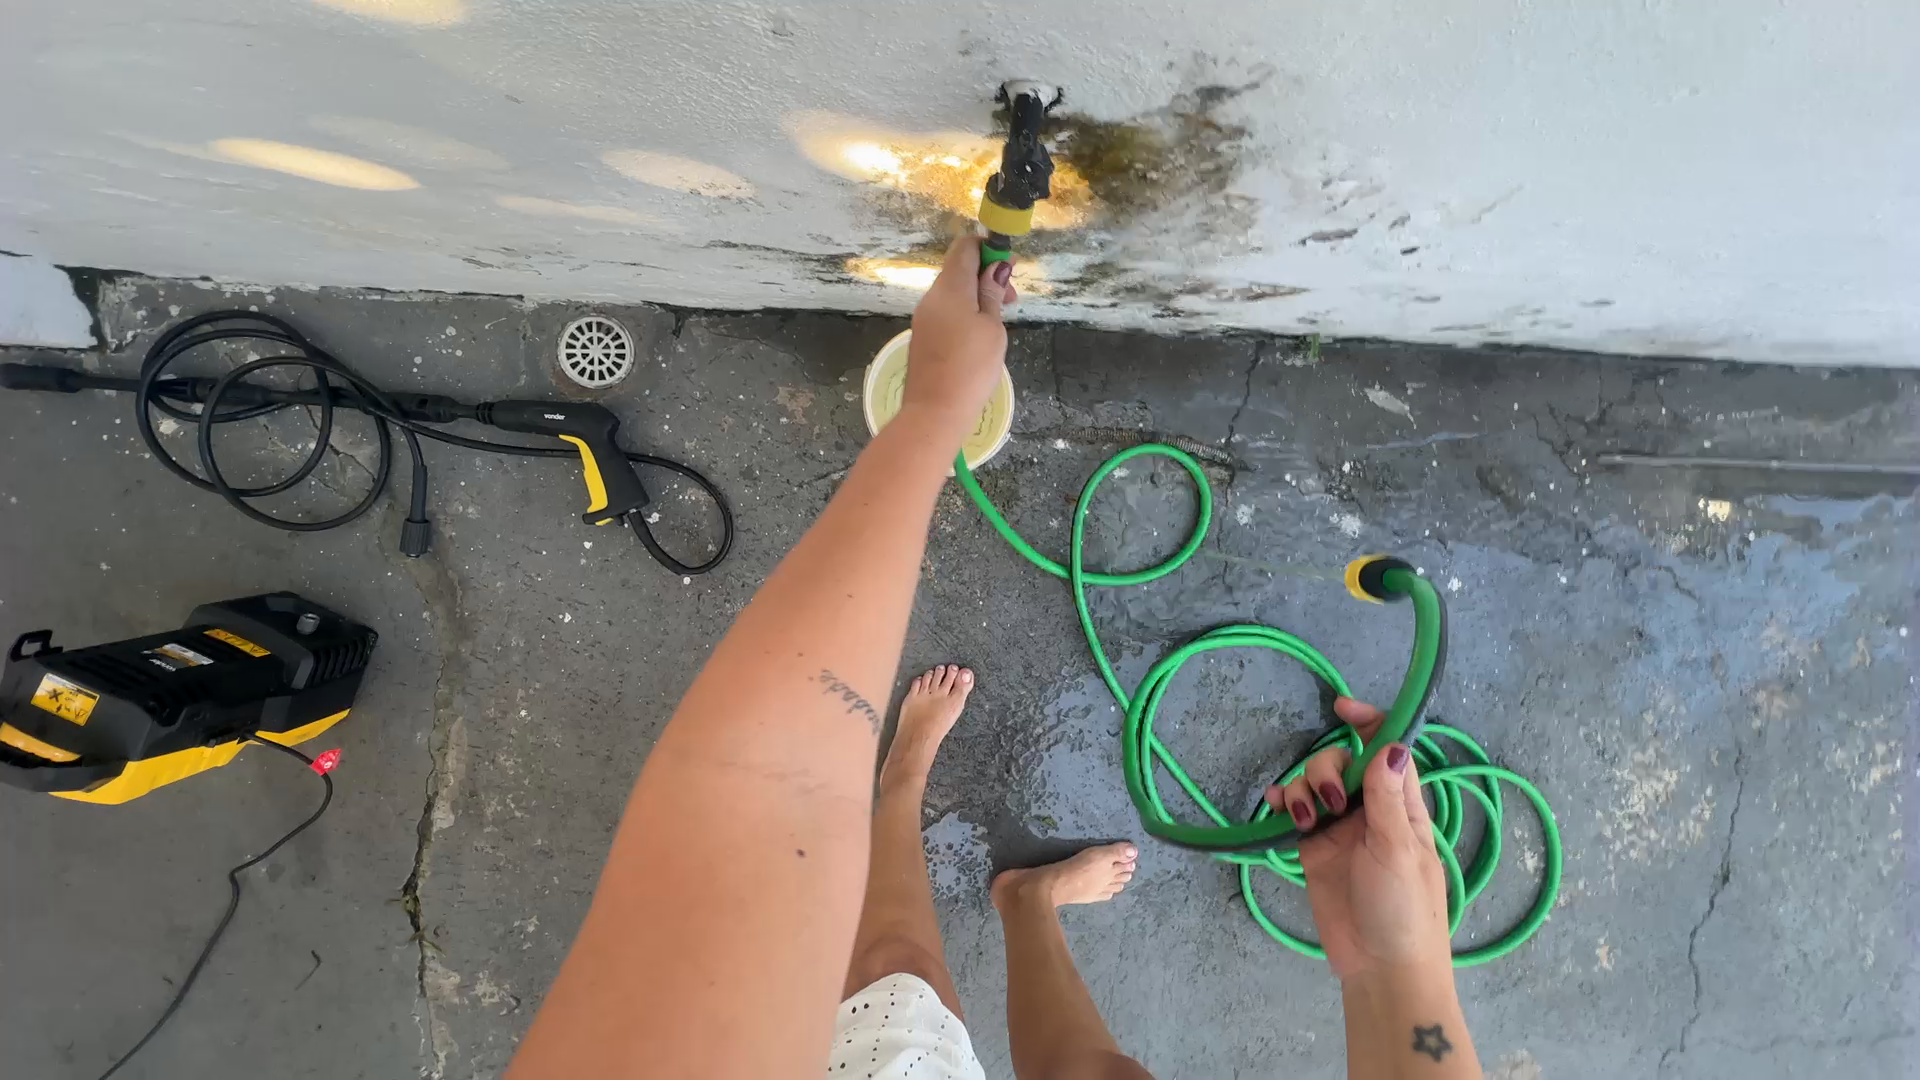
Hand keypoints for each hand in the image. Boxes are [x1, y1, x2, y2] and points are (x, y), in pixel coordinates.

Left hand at [901, 235, 1015, 441]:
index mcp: (950, 287)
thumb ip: (992, 295)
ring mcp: (923, 318)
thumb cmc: (972, 368)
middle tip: (1010, 302)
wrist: (936, 411)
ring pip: (953, 294)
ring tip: (997, 325)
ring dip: (977, 299)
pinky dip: (964, 315)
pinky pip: (945, 314)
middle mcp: (931, 297)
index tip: (1009, 268)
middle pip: (959, 270)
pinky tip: (978, 339)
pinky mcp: (922, 338)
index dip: (989, 249)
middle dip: (987, 277)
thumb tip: (995, 268)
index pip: (965, 247)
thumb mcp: (992, 328)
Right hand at [1265, 698, 1450, 981]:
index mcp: (1402, 807)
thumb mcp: (1398, 851)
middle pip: (1342, 762)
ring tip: (1304, 819)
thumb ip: (1387, 798)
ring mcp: (1339, 826)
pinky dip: (1282, 800)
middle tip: (1330, 803)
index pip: (1388, 751)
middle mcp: (1370, 809)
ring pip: (1313, 782)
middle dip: (1327, 770)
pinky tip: (1276, 807)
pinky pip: (1292, 808)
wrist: (1378, 966)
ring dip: (1303, 789)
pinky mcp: (1312, 844)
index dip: (1370, 723)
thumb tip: (1392, 744)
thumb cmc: (1405, 909)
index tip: (1342, 706)